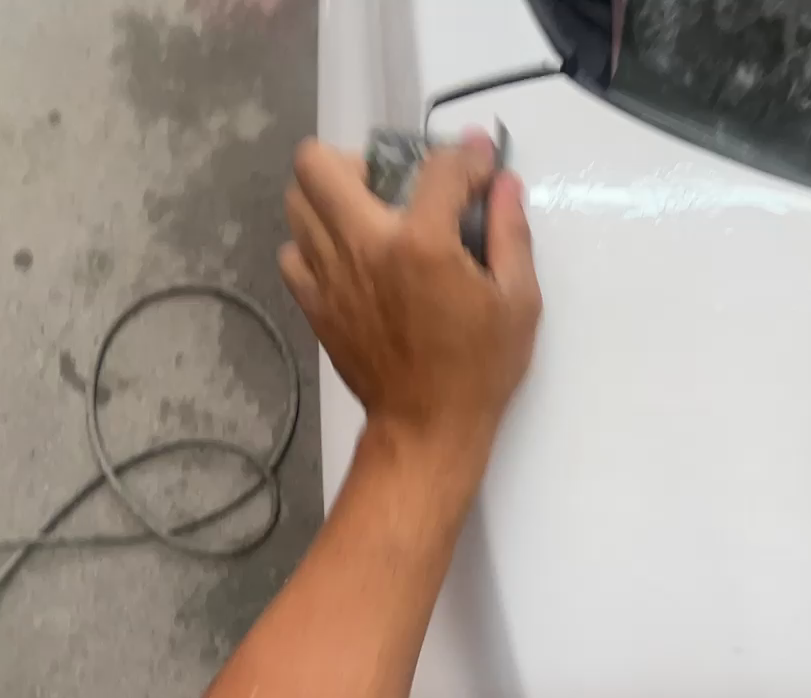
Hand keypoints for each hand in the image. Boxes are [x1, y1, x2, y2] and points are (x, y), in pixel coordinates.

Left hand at [281, 131, 542, 465]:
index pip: (438, 167)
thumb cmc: (480, 370)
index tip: (480, 166)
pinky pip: (292, 253)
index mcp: (421, 244)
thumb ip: (511, 235)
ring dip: (330, 198)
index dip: (467, 157)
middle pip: (319, 162)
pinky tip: (348, 264)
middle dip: (360, 161)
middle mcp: (363, 247)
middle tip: (394, 192)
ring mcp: (329, 276)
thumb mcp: (519, 303)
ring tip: (367, 223)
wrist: (427, 428)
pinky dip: (314, 246)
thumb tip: (504, 185)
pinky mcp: (313, 305)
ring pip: (296, 201)